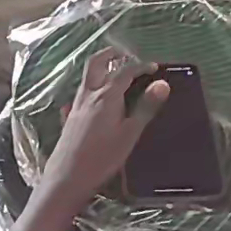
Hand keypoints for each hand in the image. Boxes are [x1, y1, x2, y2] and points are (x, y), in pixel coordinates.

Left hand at [34, 48, 168, 214]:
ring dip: (100, 68)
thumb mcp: (130, 133)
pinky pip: (80, 93)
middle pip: (96, 64)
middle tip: (123, 52)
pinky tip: (94, 99)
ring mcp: (76, 105)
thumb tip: (163, 84)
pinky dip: (90, 87)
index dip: (141, 66)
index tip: (154, 67)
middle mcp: (89, 95)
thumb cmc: (102, 157)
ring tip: (112, 70)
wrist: (67, 178)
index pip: (125, 71)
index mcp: (106, 96)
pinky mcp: (69, 118)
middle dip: (110, 54)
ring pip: (87, 77)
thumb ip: (145, 107)